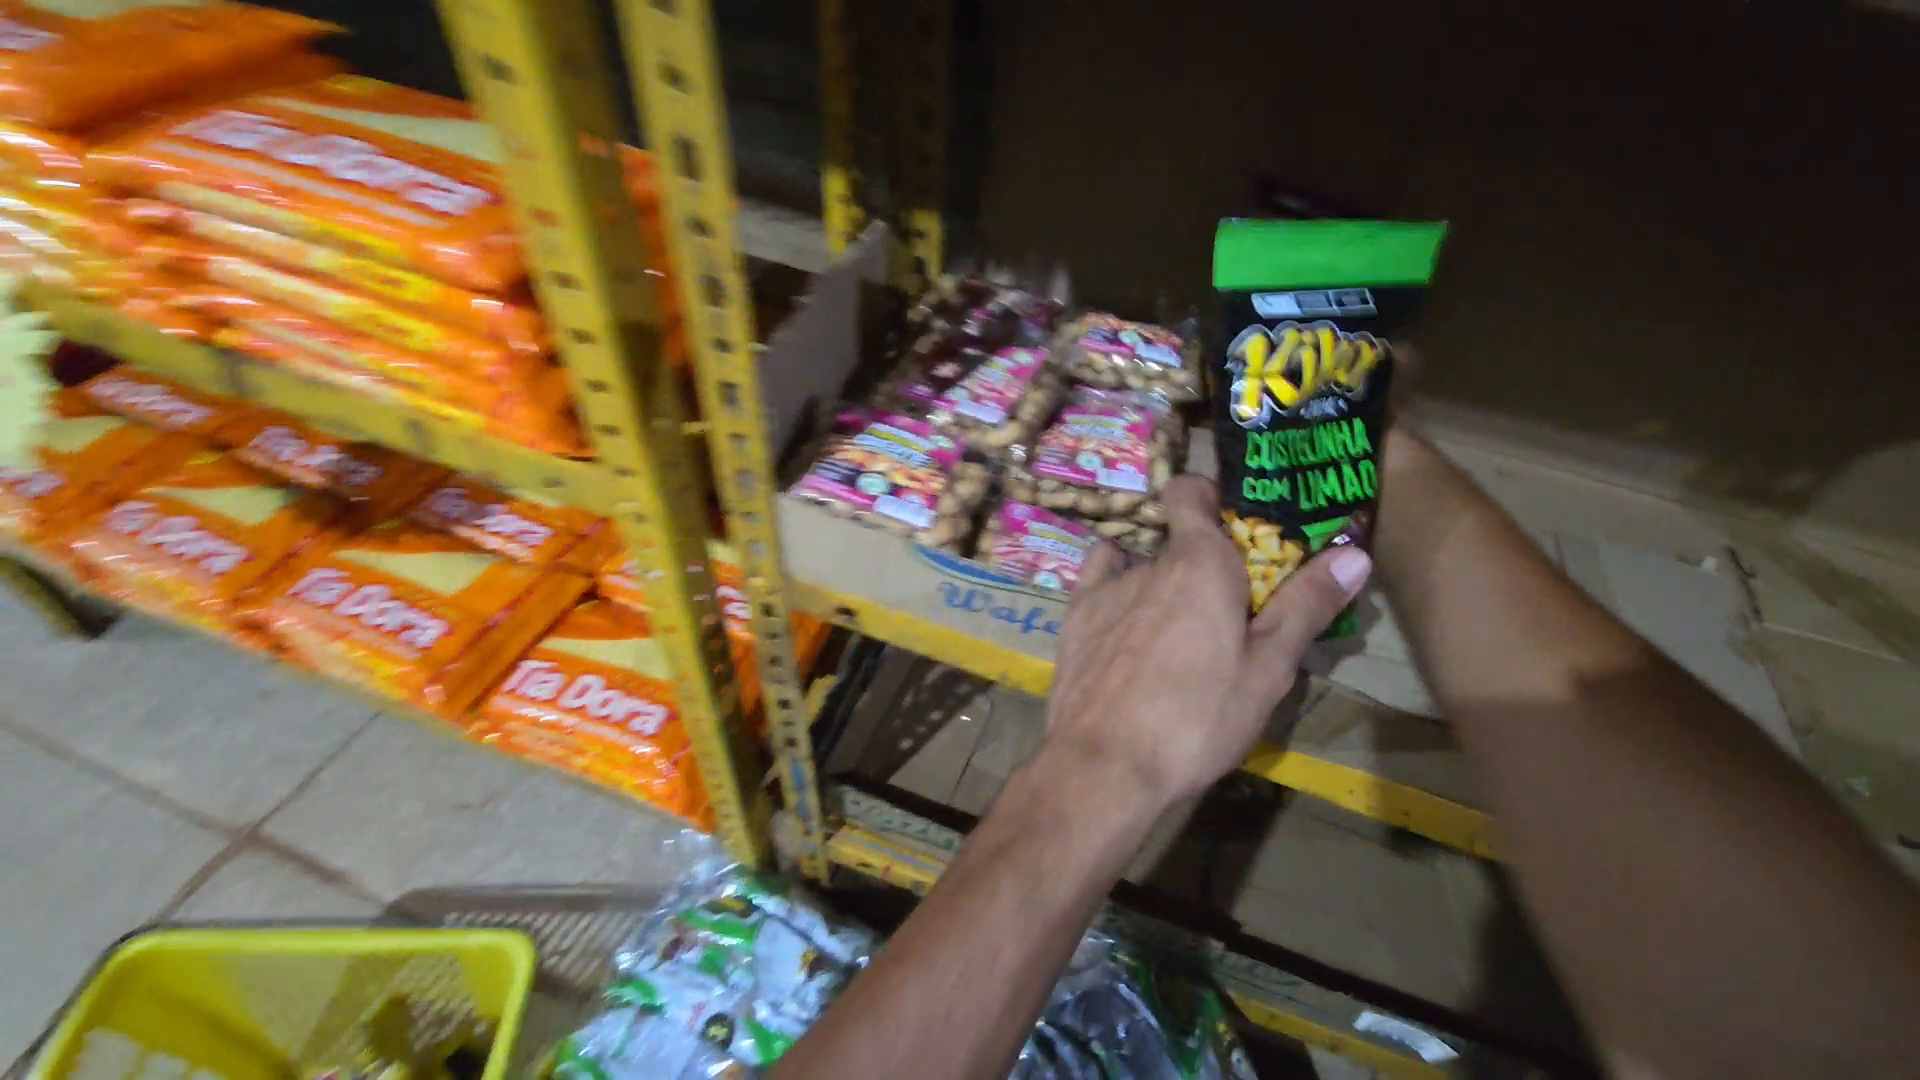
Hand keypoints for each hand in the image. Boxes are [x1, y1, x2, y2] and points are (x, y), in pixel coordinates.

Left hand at [1045, 475, 1372, 805]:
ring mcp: (1103, 590)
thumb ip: (1306, 605)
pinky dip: (1116, 587)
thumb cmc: (1198, 718)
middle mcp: (1147, 563)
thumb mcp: (1268, 669)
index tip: (1235, 526)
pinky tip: (1125, 620)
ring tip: (1175, 629)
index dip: (1209, 498)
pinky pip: (1098, 583)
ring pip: (1139, 568)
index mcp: (1198, 563)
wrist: (1106, 764)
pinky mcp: (1073, 620)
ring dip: (1160, 584)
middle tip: (1227, 607)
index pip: (1189, 491)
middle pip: (1175, 542)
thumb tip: (1354, 551)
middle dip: (1202, 563)